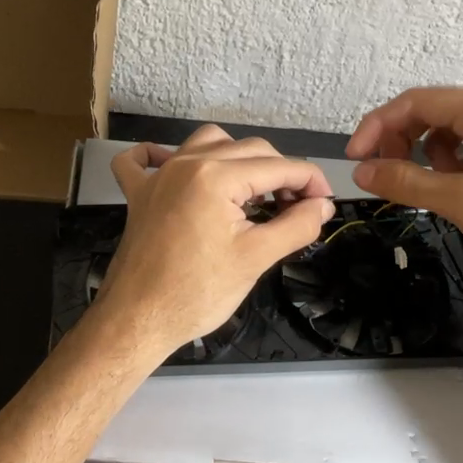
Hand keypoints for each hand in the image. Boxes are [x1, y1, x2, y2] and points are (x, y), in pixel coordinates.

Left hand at [92, 125, 334, 362]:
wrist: (137, 319)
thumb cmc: (196, 293)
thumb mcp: (256, 258)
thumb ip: (296, 225)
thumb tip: (322, 206)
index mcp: (216, 176)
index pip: (279, 165)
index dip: (311, 181)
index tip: (325, 204)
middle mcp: (186, 163)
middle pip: (249, 149)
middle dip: (281, 172)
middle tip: (297, 207)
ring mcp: (158, 176)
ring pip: (207, 143)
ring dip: (236, 158)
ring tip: (253, 193)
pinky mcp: (139, 194)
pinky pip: (143, 159)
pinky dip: (160, 156)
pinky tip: (179, 169)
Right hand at [346, 88, 462, 297]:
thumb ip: (406, 183)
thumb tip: (362, 172)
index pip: (417, 102)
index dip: (378, 127)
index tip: (356, 160)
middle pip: (438, 111)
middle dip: (403, 140)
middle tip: (386, 176)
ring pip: (461, 130)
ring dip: (432, 154)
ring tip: (434, 190)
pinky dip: (462, 162)